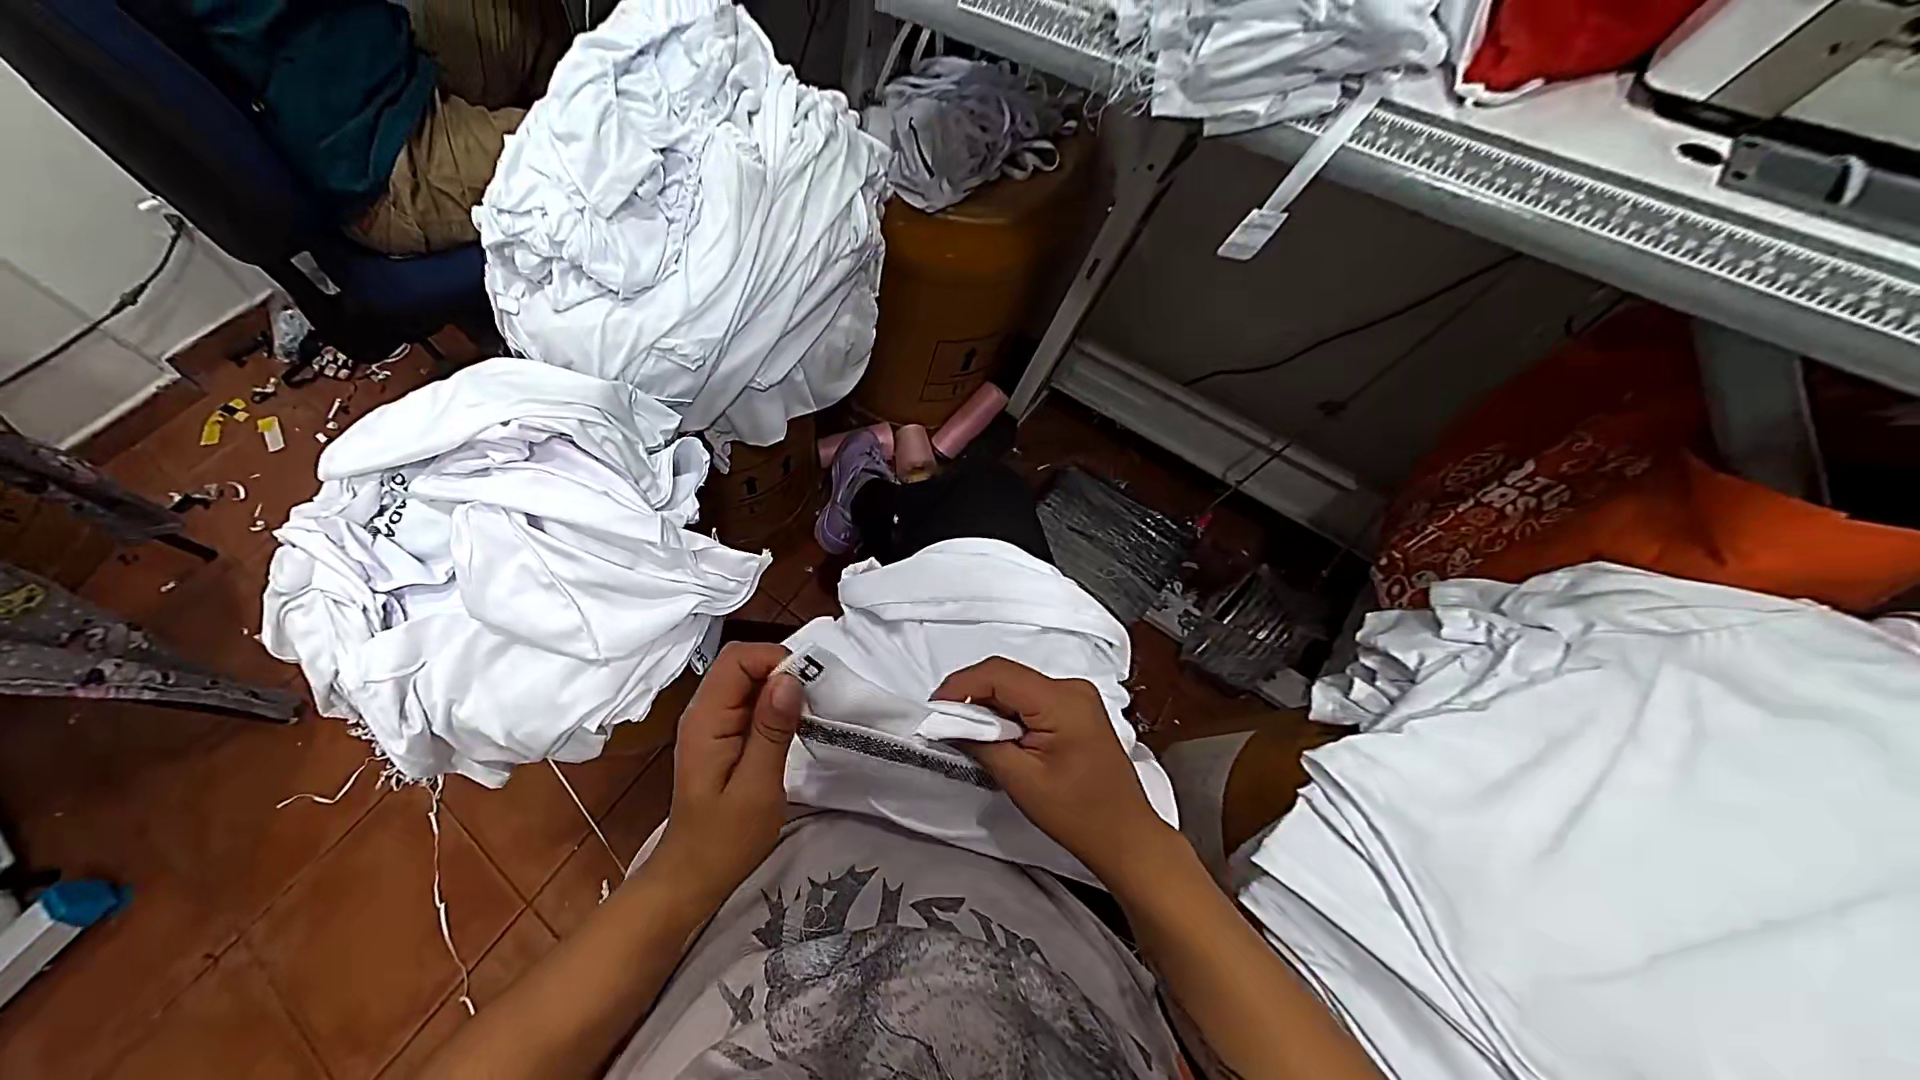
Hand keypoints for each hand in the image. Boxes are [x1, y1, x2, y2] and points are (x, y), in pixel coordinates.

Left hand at [653, 643, 802, 907]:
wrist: (694, 874)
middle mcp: (703, 711)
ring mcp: (711, 722)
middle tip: (811, 699)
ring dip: (779, 686)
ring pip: (748, 679)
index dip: (775, 660)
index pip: (738, 659)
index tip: (807, 686)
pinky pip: (750, 700)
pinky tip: (791, 725)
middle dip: (780, 669)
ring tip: (805, 713)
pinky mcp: (723, 733)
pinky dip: (774, 703)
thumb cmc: (725, 839)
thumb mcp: (757, 787)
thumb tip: (789, 680)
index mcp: (706, 719)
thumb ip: (772, 730)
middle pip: (741, 663)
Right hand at [933, 657, 1175, 881]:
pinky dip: (1009, 713)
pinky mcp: (1076, 710)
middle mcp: (1072, 689)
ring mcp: (1077, 697)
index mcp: (1063, 700)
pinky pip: (1032, 699)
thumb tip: (951, 723)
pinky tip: (999, 737)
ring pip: (1017, 687)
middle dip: (973, 697)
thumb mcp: (1021, 779)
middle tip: (947, 725)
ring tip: (970, 735)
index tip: (935, 708)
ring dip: (990, 707)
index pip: (999, 674)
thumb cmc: (1080, 814)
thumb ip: (982, 743)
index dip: (961, 685)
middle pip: (1007, 677)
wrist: (1125, 836)